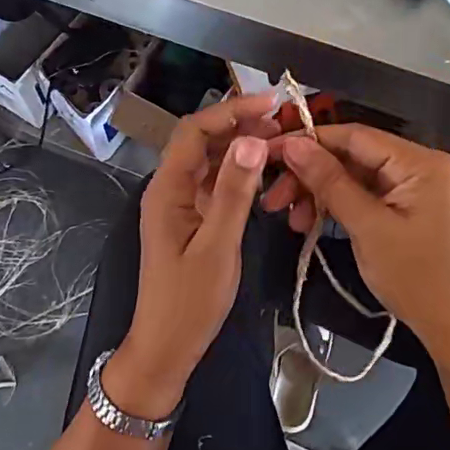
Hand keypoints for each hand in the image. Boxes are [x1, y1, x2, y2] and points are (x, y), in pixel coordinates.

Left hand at [108, 94, 280, 418]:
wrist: (166, 347)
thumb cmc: (189, 302)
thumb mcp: (217, 246)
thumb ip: (234, 192)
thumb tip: (252, 140)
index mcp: (167, 189)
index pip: (194, 132)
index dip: (231, 110)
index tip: (271, 102)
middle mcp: (169, 189)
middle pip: (201, 141)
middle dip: (239, 124)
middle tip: (282, 120)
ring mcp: (180, 205)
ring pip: (209, 161)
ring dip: (240, 146)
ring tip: (279, 138)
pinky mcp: (191, 220)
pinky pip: (214, 184)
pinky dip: (237, 173)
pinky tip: (263, 171)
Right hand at [263, 125, 449, 355]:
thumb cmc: (419, 279)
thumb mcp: (368, 228)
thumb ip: (329, 182)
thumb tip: (294, 144)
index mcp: (421, 162)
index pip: (354, 135)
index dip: (308, 141)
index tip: (268, 153)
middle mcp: (423, 166)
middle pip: (354, 157)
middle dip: (311, 176)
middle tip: (273, 198)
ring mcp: (421, 190)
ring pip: (358, 179)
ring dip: (322, 195)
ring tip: (291, 220)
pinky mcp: (415, 212)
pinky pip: (371, 198)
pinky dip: (342, 208)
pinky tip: (313, 223)